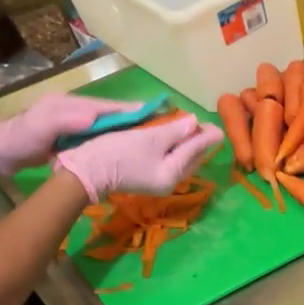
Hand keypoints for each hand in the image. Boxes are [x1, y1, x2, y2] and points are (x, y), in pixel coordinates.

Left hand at [0, 94, 145, 173]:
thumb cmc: (19, 138)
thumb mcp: (39, 127)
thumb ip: (65, 120)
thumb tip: (96, 117)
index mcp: (72, 105)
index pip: (110, 107)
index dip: (134, 111)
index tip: (159, 115)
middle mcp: (77, 111)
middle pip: (114, 115)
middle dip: (137, 121)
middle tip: (164, 129)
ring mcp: (76, 125)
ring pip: (110, 127)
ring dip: (130, 133)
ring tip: (154, 141)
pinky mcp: (74, 138)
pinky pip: (102, 138)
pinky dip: (118, 142)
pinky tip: (130, 151)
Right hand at [52, 116, 223, 202]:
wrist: (85, 171)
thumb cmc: (118, 153)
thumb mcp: (149, 139)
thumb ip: (174, 131)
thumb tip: (194, 123)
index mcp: (172, 174)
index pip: (193, 152)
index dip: (205, 138)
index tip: (218, 128)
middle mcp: (169, 181)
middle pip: (190, 159)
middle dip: (199, 143)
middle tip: (207, 127)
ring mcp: (158, 181)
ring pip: (180, 161)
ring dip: (187, 145)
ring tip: (194, 131)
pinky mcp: (146, 177)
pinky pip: (168, 162)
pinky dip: (174, 150)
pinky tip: (175, 141)